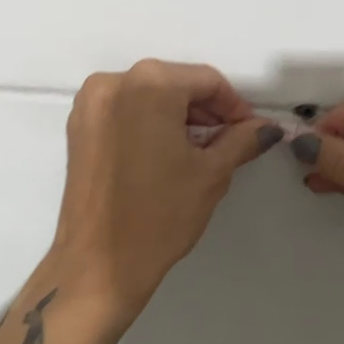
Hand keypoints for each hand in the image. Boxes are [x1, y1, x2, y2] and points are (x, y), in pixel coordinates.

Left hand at [51, 60, 282, 313]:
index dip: (234, 106)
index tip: (250, 132)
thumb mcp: (211, 173)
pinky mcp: (77, 130)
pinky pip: (123, 113)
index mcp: (149, 83)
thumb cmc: (160, 214)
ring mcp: (89, 106)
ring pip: (147, 98)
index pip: (206, 81)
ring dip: (176, 118)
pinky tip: (164, 157)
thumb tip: (265, 127)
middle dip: (204, 111)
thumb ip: (241, 139)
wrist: (100, 262)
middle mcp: (113, 82)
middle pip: (174, 84)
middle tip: (228, 143)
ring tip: (198, 153)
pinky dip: (148, 125)